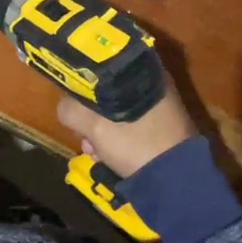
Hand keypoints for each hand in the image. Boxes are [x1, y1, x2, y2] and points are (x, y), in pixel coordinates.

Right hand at [55, 75, 198, 178]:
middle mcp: (154, 82)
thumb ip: (72, 110)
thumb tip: (65, 105)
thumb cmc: (136, 143)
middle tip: (83, 134)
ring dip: (100, 129)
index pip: (102, 63)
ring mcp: (160, 105)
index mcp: (143, 71)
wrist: (176, 179)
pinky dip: (116, 135)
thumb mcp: (95, 126)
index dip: (82, 80)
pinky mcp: (162, 125)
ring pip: (117, 110)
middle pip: (107, 90)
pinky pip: (130, 123)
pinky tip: (107, 155)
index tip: (72, 101)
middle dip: (90, 114)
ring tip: (94, 151)